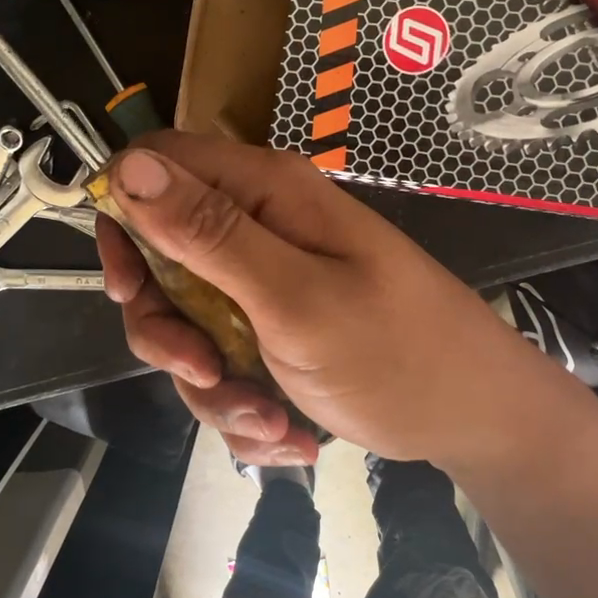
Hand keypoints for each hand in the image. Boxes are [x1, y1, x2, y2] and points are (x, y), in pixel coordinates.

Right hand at [96, 131, 575, 468]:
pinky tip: (286, 431)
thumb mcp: (293, 298)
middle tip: (203, 370)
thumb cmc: (396, 352)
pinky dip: (240, 406)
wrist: (472, 421)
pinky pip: (219, 364)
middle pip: (159, 259)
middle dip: (167, 328)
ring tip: (268, 418)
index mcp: (264, 194)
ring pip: (184, 324)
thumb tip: (127, 168)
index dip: (125, 218)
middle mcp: (256, 228)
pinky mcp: (269, 332)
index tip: (126, 287)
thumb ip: (207, 234)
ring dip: (211, 385)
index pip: (157, 167)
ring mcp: (261, 284)